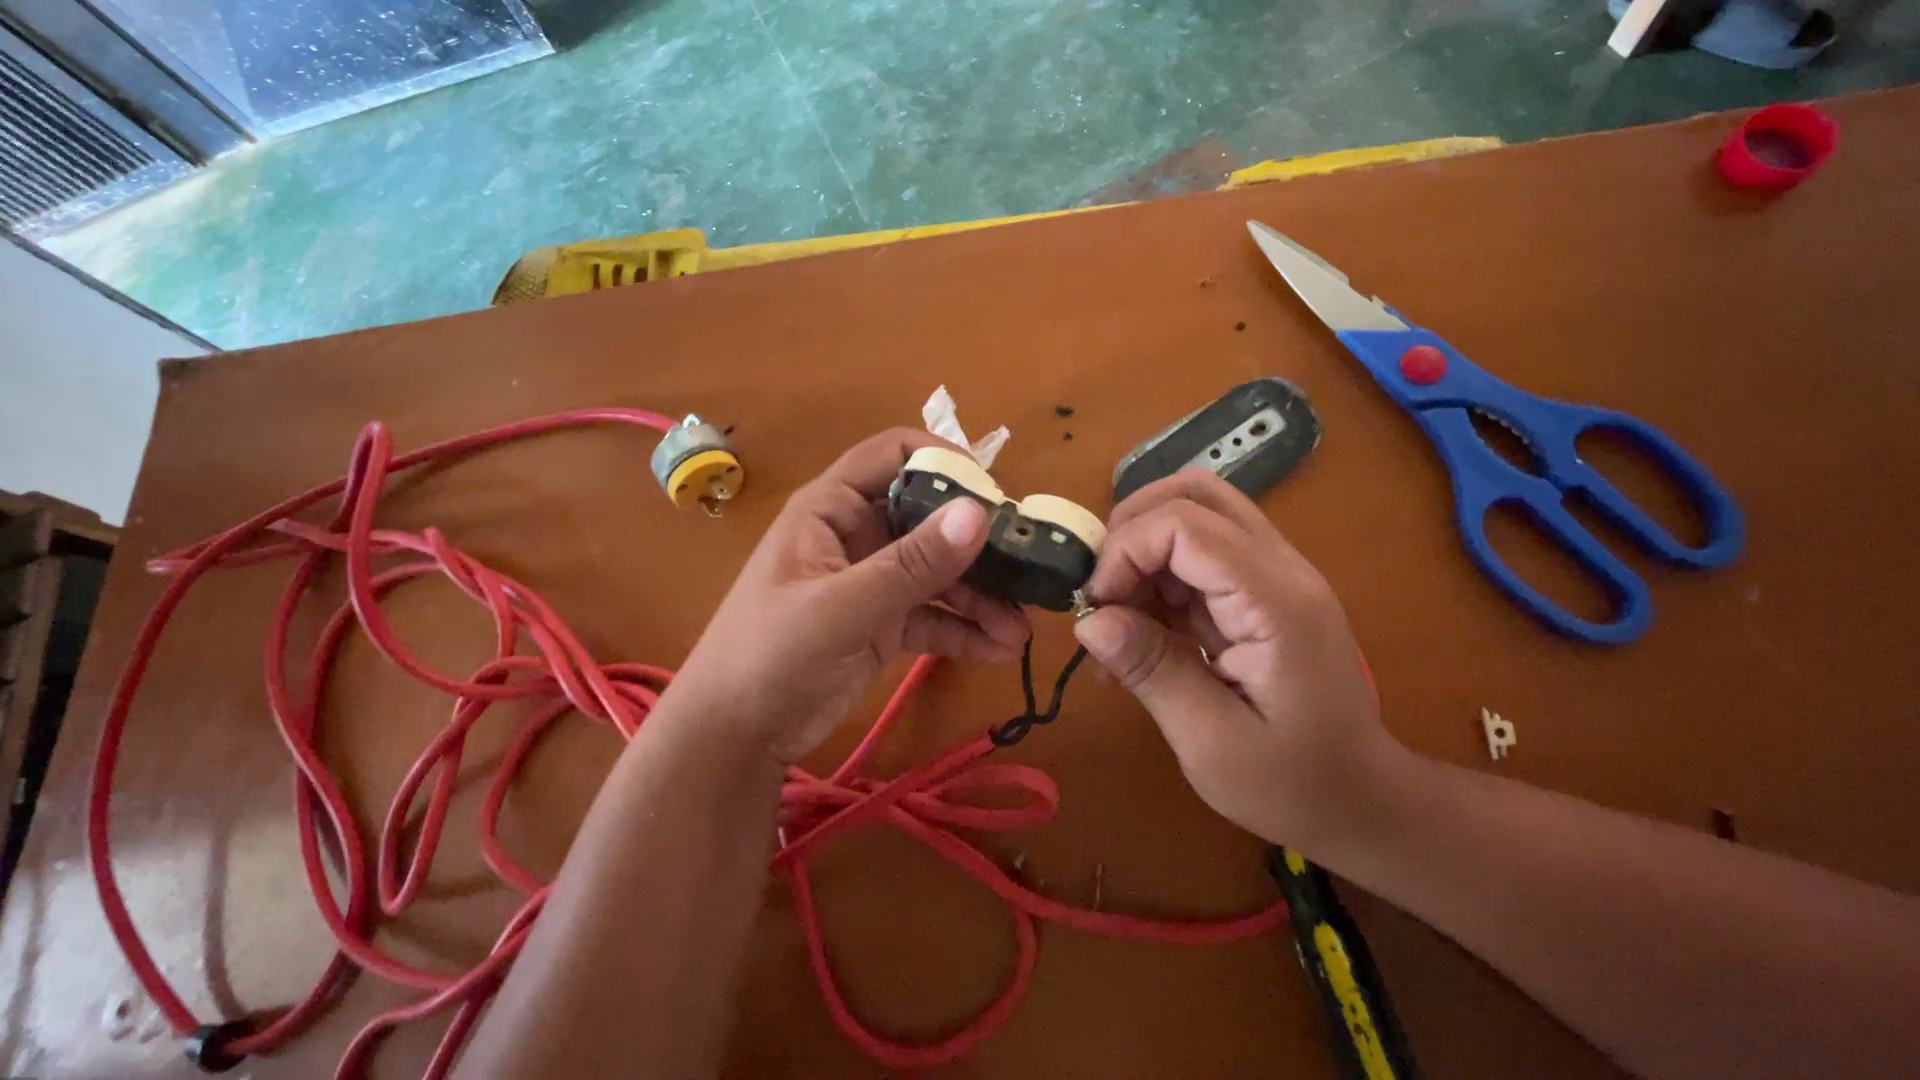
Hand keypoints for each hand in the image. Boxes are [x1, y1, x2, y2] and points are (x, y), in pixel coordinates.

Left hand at [666, 429, 1029, 762]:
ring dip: (982, 596)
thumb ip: (911, 565)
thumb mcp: (842, 609)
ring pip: (939, 572)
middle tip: (1028, 570)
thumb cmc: (770, 655)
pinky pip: (933, 615)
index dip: (946, 463)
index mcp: (832, 508)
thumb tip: (979, 512)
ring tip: (1023, 629)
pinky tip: (1002, 650)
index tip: (995, 499)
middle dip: (979, 544)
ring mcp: (871, 581)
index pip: (894, 456)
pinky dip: (965, 630)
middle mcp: (857, 535)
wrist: (734, 734)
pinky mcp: (882, 624)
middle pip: (929, 517)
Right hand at [1072, 469, 1403, 849]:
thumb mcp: (1211, 743)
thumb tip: (1088, 621)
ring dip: (1142, 552)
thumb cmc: (1293, 785)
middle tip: (1101, 595)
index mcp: (1275, 603)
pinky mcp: (1262, 592)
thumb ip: (1152, 671)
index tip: (1095, 611)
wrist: (1362, 800)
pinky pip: (1200, 555)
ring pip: (1195, 515)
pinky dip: (1157, 577)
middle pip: (1194, 493)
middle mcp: (1281, 569)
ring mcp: (1275, 575)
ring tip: (1117, 619)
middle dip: (1131, 530)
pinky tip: (1140, 631)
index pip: (1185, 524)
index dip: (1125, 551)